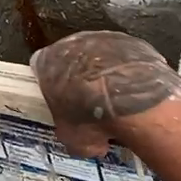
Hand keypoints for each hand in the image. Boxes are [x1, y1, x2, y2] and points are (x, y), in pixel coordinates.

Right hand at [30, 31, 180, 156]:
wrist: (129, 102)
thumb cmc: (89, 119)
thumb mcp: (73, 139)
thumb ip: (72, 133)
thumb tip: (90, 141)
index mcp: (46, 62)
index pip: (43, 71)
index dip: (55, 89)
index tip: (65, 104)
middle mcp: (70, 44)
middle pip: (73, 60)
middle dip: (81, 79)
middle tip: (93, 105)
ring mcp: (103, 39)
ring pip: (102, 57)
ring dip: (107, 75)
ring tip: (119, 102)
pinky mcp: (132, 42)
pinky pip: (128, 58)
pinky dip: (131, 73)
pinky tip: (137, 93)